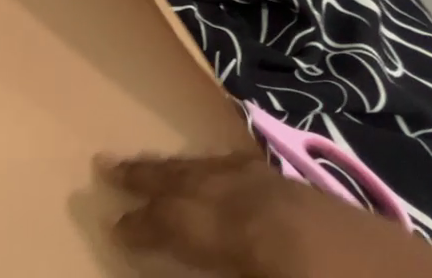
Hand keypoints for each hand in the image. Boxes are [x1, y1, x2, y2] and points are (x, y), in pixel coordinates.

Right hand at [100, 153, 431, 277]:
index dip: (142, 225)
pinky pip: (253, 169)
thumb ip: (224, 277)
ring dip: (181, 167)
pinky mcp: (325, 200)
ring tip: (149, 165)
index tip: (112, 228)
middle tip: (106, 166)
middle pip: (194, 182)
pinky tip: (219, 170)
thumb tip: (180, 269)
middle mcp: (266, 204)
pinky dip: (222, 166)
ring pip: (221, 168)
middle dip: (149, 176)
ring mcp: (297, 195)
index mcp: (254, 239)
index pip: (180, 222)